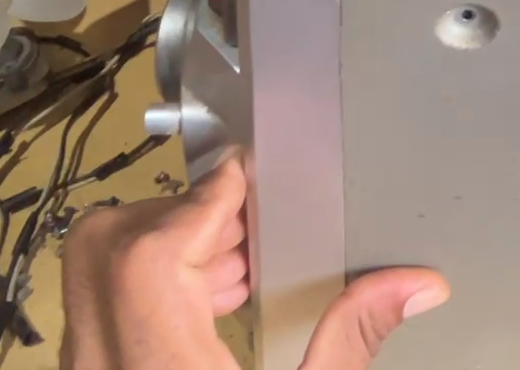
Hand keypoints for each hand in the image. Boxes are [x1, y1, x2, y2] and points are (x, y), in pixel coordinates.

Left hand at [59, 153, 449, 369]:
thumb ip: (353, 344)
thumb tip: (425, 281)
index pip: (147, 261)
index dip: (200, 203)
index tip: (250, 176)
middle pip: (104, 250)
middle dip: (179, 216)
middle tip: (248, 232)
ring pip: (94, 270)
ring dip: (169, 242)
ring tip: (239, 269)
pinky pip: (101, 303)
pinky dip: (154, 277)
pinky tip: (215, 306)